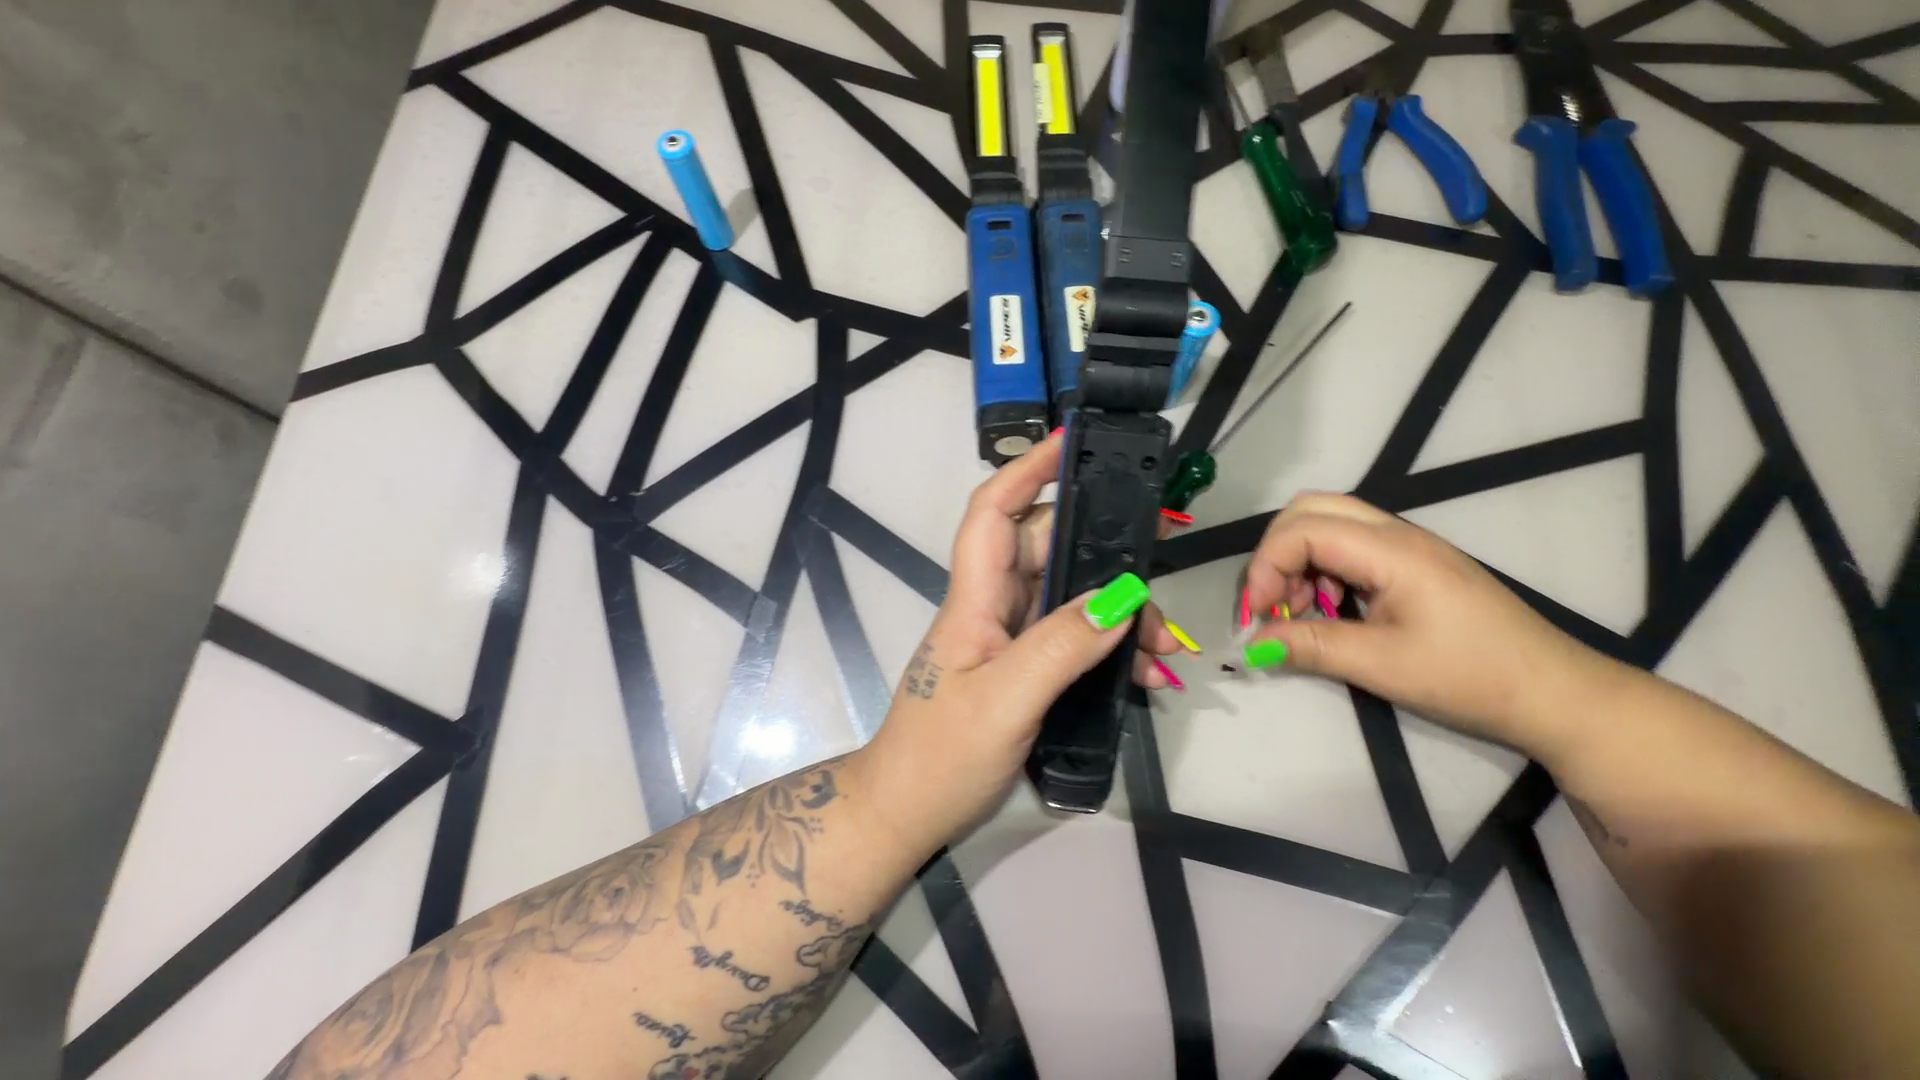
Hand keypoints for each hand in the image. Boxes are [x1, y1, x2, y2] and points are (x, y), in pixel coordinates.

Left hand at [854, 433, 1177, 844]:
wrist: (907, 814)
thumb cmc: (940, 757)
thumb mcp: (1005, 702)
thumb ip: (1061, 646)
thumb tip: (1122, 596)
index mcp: (973, 601)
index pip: (994, 515)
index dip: (1026, 471)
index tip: (1073, 444)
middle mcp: (992, 609)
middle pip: (1049, 551)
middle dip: (1105, 548)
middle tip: (1164, 545)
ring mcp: (1009, 641)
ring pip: (1071, 598)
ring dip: (1120, 611)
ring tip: (1163, 645)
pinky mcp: (1024, 671)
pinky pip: (1076, 641)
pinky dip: (1112, 650)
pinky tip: (1146, 676)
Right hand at [1244, 493, 1608, 754]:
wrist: (1556, 695)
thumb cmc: (1472, 677)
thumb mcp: (1382, 666)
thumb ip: (1310, 646)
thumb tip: (1251, 644)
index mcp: (1392, 550)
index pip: (1302, 530)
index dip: (1265, 568)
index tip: (1256, 617)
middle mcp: (1397, 534)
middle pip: (1310, 510)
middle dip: (1276, 555)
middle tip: (1272, 607)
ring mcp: (1409, 547)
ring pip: (1329, 526)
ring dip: (1298, 564)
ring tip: (1301, 616)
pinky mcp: (1415, 567)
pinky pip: (1351, 549)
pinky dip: (1323, 573)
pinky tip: (1332, 613)